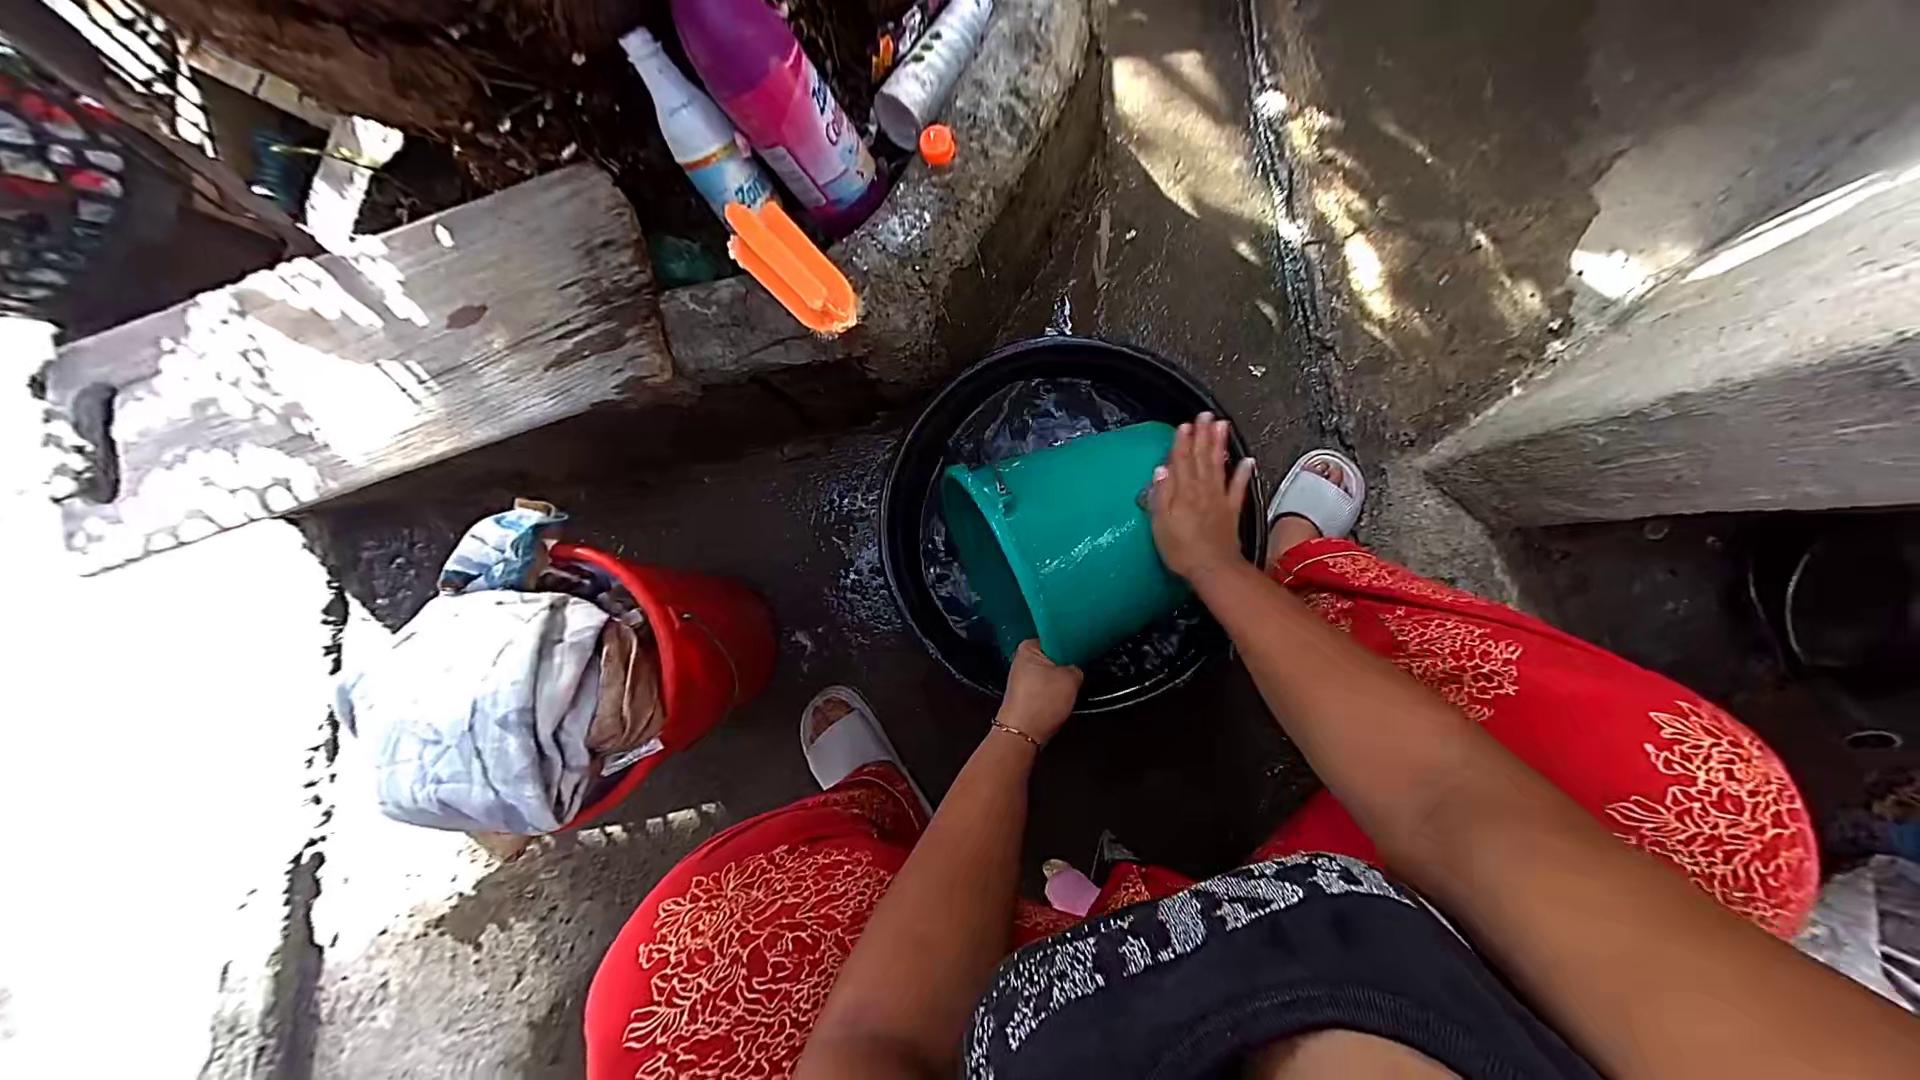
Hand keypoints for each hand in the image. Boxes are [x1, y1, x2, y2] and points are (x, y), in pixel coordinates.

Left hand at [998, 640, 1082, 744]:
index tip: (1086, 648)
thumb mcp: (1070, 678)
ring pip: (1051, 673)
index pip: (1055, 637)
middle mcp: (1022, 659)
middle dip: (1067, 663)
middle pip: (1053, 656)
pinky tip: (1064, 696)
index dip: (1071, 642)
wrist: (1023, 733)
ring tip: (1075, 683)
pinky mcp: (1027, 694)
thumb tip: (1075, 669)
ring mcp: (1023, 677)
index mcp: (1028, 646)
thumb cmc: (1043, 700)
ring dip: (1062, 679)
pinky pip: (1046, 686)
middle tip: (1083, 667)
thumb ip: (1077, 667)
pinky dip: (1056, 691)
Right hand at [1150, 412, 1254, 580]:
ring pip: (1218, 466)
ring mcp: (1219, 499)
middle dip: (1202, 435)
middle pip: (1201, 458)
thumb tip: (1160, 470)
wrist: (1213, 568)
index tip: (1184, 425)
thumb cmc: (1181, 549)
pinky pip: (1238, 488)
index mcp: (1183, 493)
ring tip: (1222, 425)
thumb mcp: (1160, 523)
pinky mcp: (1231, 511)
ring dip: (1220, 445)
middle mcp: (1202, 491)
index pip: (1180, 461)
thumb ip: (1160, 495)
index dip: (1181, 442)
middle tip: (1205, 415)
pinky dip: (1243, 473)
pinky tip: (1247, 460)